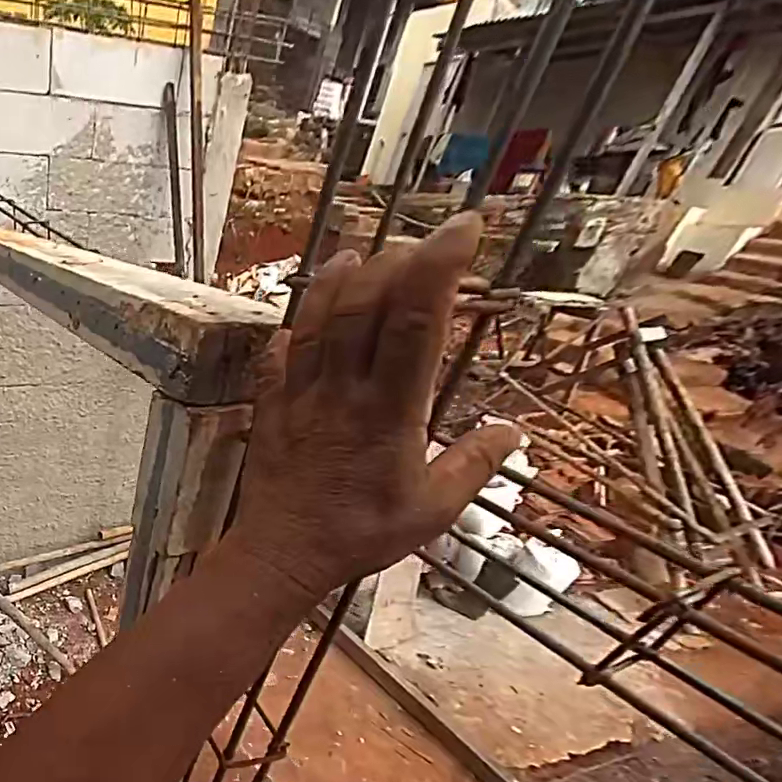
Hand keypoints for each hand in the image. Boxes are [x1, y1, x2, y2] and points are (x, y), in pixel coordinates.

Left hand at [223, 213, 522, 604]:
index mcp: (389, 411)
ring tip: (356, 253)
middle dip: (390, 263)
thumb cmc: (359, 535)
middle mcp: (340, 393)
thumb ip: (473, 465)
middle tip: (414, 243)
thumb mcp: (433, 510)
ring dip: (334, 283)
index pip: (414, 323)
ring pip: (313, 326)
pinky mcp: (268, 410)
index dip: (438, 268)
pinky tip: (297, 318)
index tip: (464, 228)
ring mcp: (298, 398)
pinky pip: (274, 360)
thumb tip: (513, 430)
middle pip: (360, 310)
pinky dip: (288, 332)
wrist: (283, 554)